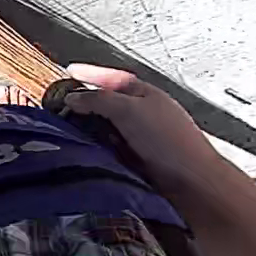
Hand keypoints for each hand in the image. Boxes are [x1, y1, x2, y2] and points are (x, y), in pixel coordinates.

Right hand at [58, 63, 240, 196]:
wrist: (192, 184)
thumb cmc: (171, 142)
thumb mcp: (127, 109)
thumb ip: (97, 99)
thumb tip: (73, 97)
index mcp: (146, 94)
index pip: (112, 77)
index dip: (90, 73)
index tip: (70, 71)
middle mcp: (144, 114)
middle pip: (107, 103)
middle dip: (85, 104)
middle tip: (63, 106)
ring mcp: (141, 138)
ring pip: (106, 127)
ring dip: (90, 129)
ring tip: (74, 131)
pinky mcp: (138, 160)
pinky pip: (109, 149)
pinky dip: (98, 148)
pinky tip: (91, 152)